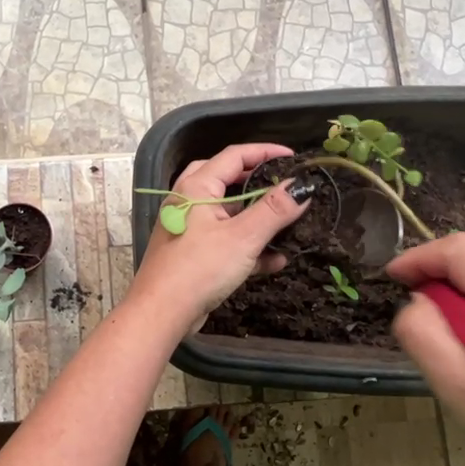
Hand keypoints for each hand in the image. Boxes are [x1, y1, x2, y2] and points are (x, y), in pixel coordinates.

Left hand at [128, 143, 314, 333]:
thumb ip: (274, 210)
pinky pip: (226, 241)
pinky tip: (275, 260)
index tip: (293, 157)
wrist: (162, 313)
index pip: (233, 156)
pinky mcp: (193, 254)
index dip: (265, 152)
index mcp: (196, 187)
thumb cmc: (199, 268)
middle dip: (257, 182)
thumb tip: (302, 186)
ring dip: (257, 219)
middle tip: (284, 185)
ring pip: (228, 213)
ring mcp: (189, 228)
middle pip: (227, 179)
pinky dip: (249, 247)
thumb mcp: (243, 237)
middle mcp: (189, 202)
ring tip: (287, 224)